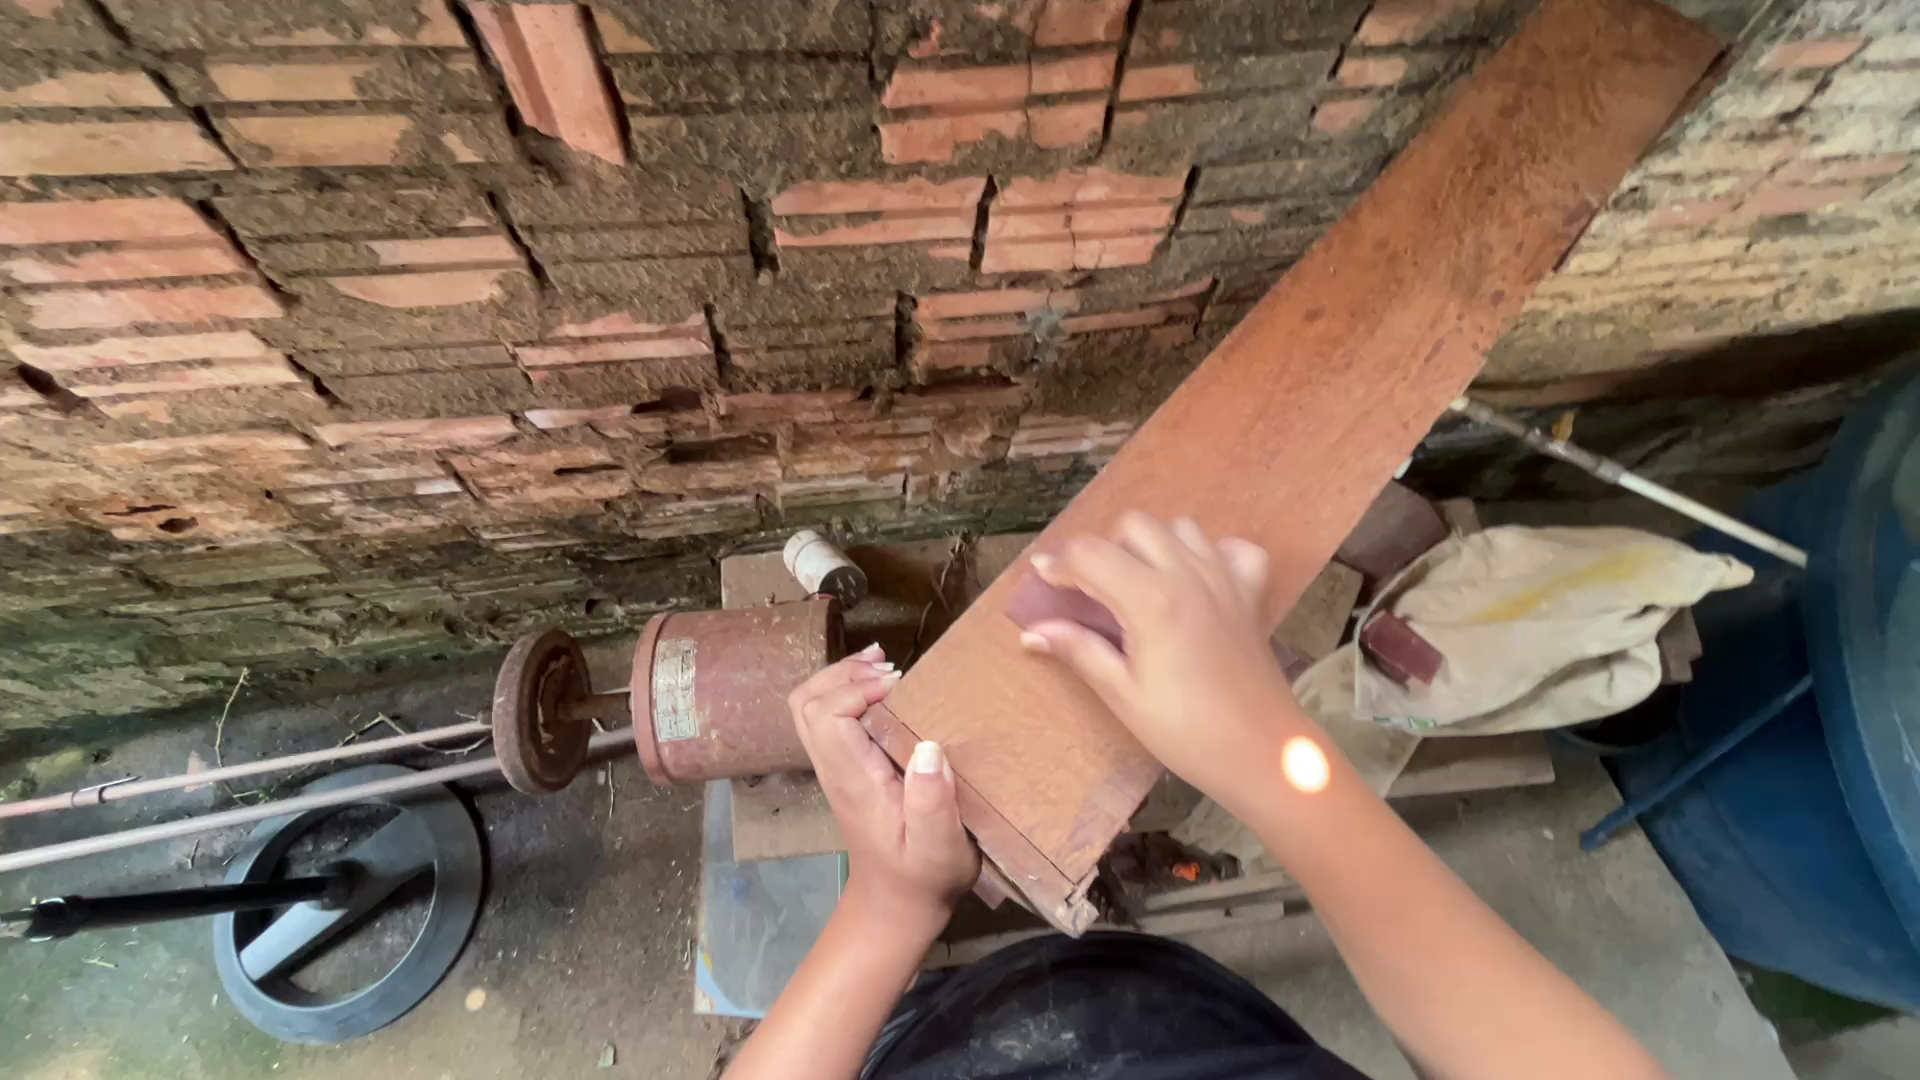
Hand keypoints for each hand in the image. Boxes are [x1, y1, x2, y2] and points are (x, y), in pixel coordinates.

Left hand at [788, 646, 979, 931]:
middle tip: (888, 665)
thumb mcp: (939, 848)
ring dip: (842, 677)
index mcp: (851, 781)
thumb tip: (928, 746)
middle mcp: (833, 768)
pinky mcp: (845, 767)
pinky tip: (883, 686)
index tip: (898, 685)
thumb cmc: (922, 878)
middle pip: (807, 702)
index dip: (856, 688)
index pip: (826, 715)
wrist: (896, 907)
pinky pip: (828, 716)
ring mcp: (834, 767)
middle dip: (842, 672)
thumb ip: (932, 802)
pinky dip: (848, 690)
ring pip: (810, 705)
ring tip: (883, 664)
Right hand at [1017, 513, 1316, 817]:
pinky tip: (1194, 581)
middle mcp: (1188, 574)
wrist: (1263, 753)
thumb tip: (1030, 633)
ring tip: (1138, 583)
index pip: (1090, 555)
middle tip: (1093, 590)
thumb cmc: (1185, 731)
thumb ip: (1077, 650)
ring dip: (1150, 545)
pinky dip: (1209, 552)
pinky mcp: (1251, 591)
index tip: (1043, 580)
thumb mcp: (1122, 694)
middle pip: (1133, 526)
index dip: (1059, 563)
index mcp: (1151, 599)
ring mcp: (1225, 578)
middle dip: (1104, 548)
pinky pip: (1231, 547)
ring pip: (1178, 527)